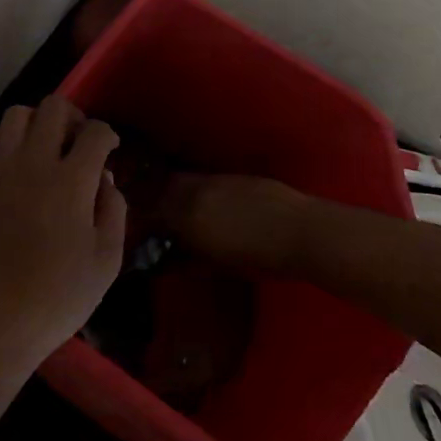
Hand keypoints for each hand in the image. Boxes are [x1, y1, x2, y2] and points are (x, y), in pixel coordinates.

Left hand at [0, 97, 125, 369]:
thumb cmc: (55, 299)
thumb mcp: (105, 262)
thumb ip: (113, 211)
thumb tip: (105, 181)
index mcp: (72, 181)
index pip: (95, 132)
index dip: (108, 135)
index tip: (109, 150)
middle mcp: (34, 164)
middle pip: (54, 107)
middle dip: (73, 116)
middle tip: (76, 141)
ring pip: (16, 115)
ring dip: (35, 123)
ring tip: (41, 148)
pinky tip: (5, 160)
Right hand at [153, 173, 318, 272]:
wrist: (302, 232)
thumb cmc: (261, 260)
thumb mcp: (218, 265)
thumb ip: (188, 258)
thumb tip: (169, 256)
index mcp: (189, 215)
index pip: (152, 210)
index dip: (142, 219)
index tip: (138, 228)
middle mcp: (199, 191)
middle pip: (165, 187)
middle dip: (155, 199)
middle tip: (155, 215)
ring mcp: (220, 179)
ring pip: (187, 179)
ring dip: (177, 190)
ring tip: (179, 207)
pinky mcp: (239, 175)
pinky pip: (208, 178)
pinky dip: (200, 188)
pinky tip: (208, 202)